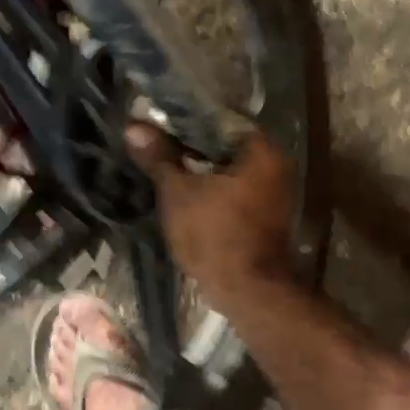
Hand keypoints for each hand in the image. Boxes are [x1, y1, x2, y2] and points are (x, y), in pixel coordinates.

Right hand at [126, 124, 297, 308]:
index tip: (157, 120)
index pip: (220, 119)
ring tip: (163, 163)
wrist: (247, 290)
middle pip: (225, 145)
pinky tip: (184, 189)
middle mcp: (275, 165)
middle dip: (190, 145)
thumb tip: (133, 127)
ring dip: (200, 168)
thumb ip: (158, 158)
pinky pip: (234, 190)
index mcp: (262, 150)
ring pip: (228, 169)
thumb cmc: (214, 234)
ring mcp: (273, 192)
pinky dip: (212, 188)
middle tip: (155, 142)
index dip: (186, 119)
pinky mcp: (265, 215)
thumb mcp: (178, 193)